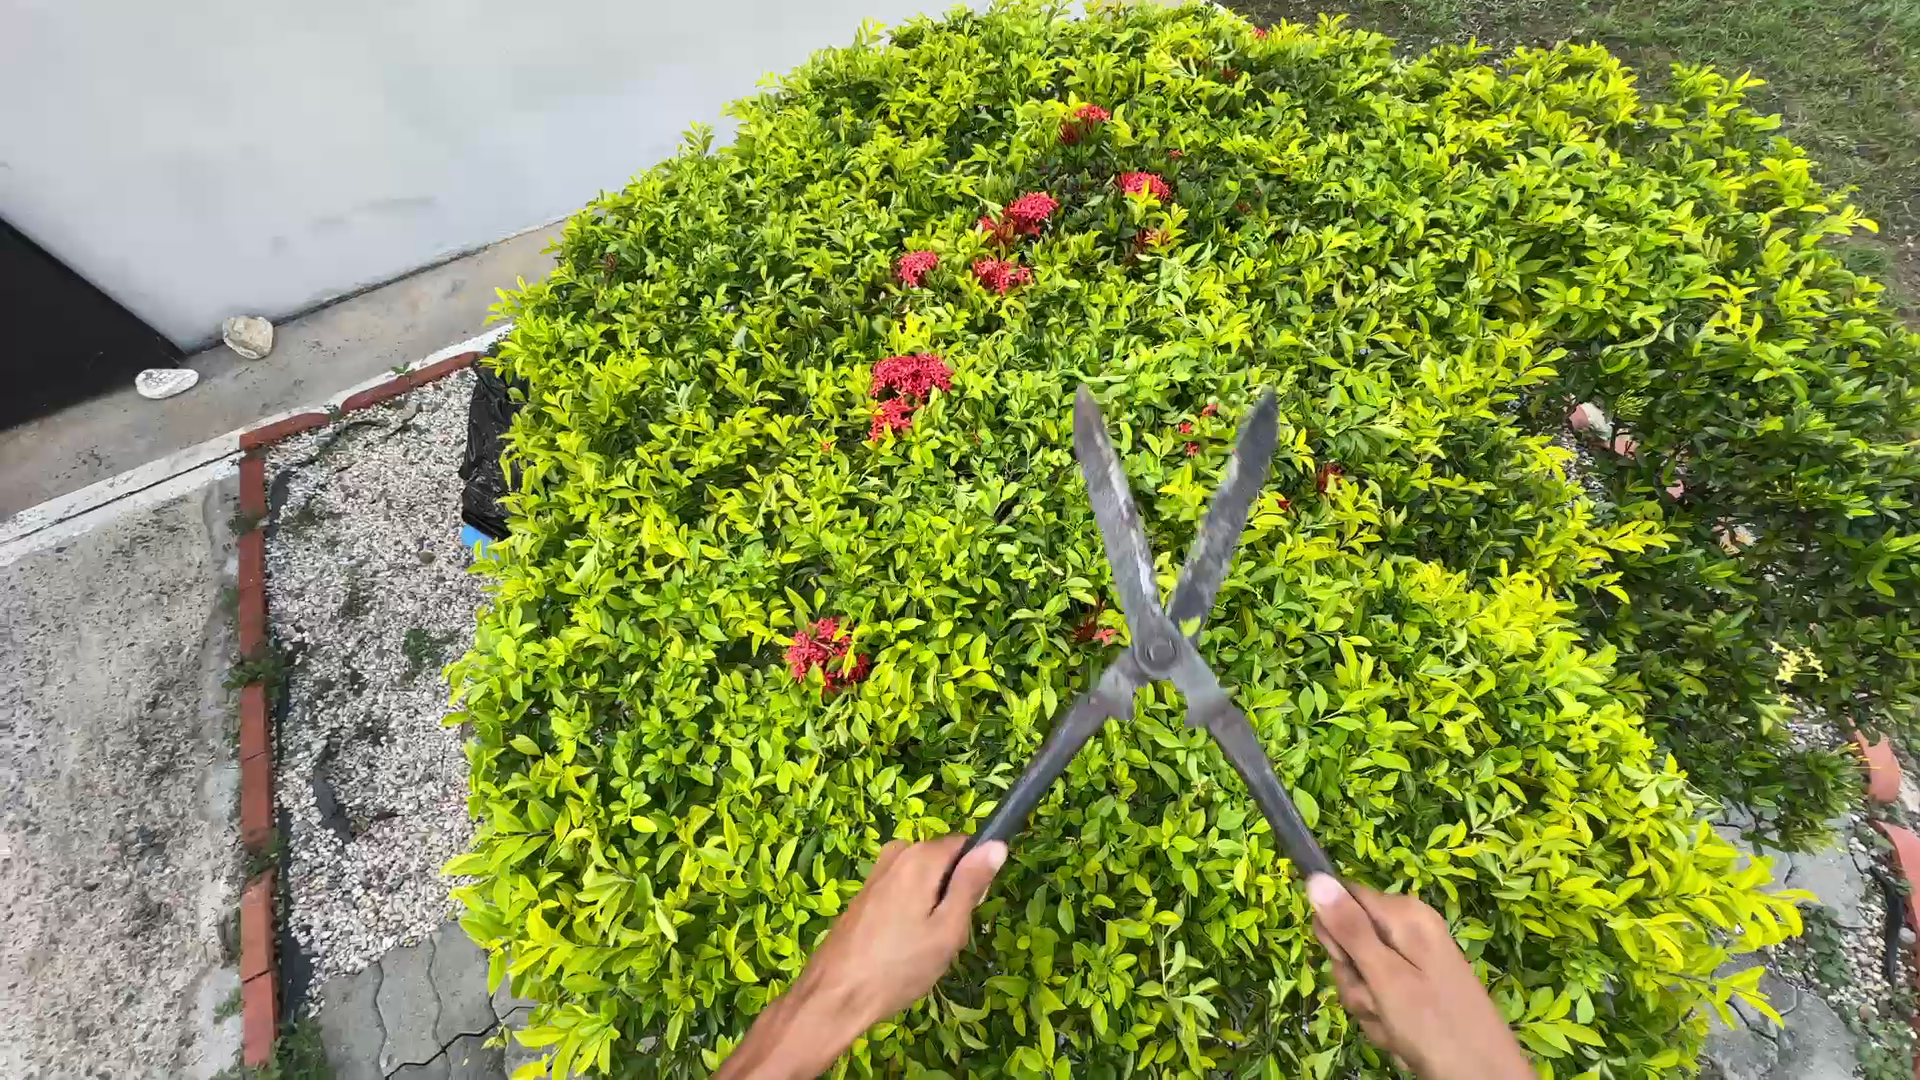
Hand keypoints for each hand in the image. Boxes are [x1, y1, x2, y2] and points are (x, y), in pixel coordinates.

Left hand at [715, 835, 1006, 1079]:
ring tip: (924, 949)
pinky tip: (902, 949)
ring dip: (932, 908)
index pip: (966, 846)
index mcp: (921, 856)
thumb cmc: (898, 965)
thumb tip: (997, 844)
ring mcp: (879, 870)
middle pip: (944, 863)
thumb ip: (971, 883)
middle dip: (952, 895)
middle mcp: (899, 852)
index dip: (974, 878)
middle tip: (945, 938)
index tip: (969, 911)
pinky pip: (904, 890)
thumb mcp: (947, 928)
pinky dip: (911, 913)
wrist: (835, 994)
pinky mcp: (867, 890)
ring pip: (925, 879)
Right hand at [1307, 874, 1532, 1079]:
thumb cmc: (1437, 1029)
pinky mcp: (1420, 988)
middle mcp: (1410, 929)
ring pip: (1361, 971)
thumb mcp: (1386, 977)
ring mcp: (1416, 960)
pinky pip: (1380, 992)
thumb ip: (1349, 928)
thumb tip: (1315, 877)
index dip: (1334, 933)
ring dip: (1368, 1003)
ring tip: (1393, 1026)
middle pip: (1349, 938)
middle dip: (1354, 977)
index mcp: (1405, 914)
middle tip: (1377, 1002)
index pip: (1340, 899)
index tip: (1349, 964)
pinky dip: (1384, 1017)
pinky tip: (1402, 1037)